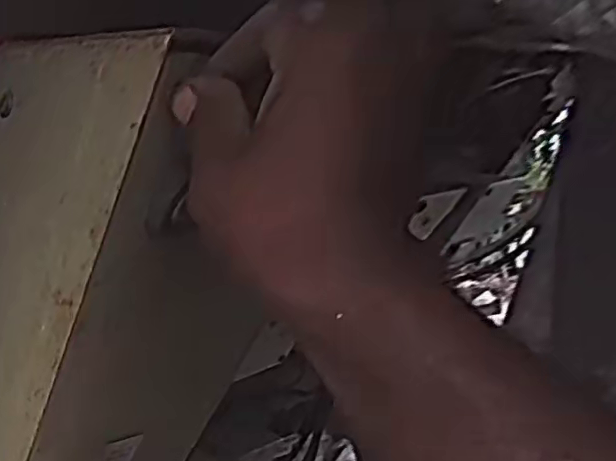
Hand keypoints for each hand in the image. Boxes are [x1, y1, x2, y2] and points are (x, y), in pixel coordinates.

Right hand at [173, 0, 441, 317]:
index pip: (265, 25)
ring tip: (261, 138)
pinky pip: (366, 87)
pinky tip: (298, 150)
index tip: (202, 98)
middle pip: (310, 32)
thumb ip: (206, 117)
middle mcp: (384, 39)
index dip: (223, 68)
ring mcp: (410, 74)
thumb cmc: (291, 232)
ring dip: (299, 88)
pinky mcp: (417, 114)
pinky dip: (332, 106)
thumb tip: (198, 94)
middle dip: (264, 72)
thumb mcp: (218, 172)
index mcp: (329, 36)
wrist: (344, 279)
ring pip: (340, 58)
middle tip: (227, 118)